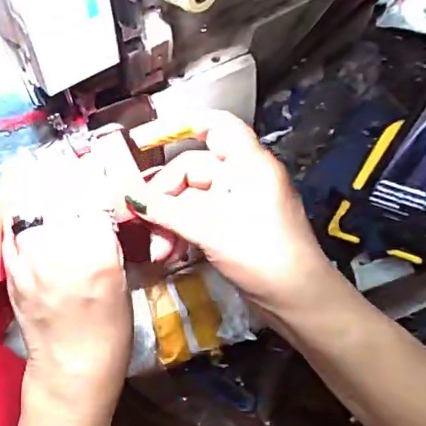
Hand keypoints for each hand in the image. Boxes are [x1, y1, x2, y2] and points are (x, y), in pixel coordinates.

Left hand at [0, 161, 132, 422]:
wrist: (71, 370)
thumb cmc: (108, 333)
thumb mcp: (120, 281)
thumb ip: (104, 241)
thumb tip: (94, 209)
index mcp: (95, 258)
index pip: (89, 202)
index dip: (87, 180)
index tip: (86, 167)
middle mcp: (58, 256)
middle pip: (53, 200)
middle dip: (55, 176)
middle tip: (56, 160)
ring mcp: (28, 265)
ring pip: (24, 212)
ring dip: (28, 187)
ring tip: (31, 168)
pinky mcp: (10, 275)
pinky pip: (7, 233)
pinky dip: (11, 213)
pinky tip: (15, 199)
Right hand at [128, 110, 342, 327]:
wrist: (297, 299)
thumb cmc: (263, 254)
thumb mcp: (208, 228)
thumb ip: (164, 210)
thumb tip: (128, 196)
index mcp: (246, 164)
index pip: (213, 126)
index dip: (176, 127)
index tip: (141, 141)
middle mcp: (241, 178)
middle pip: (189, 171)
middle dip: (161, 199)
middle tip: (140, 223)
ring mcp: (236, 203)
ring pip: (187, 200)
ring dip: (166, 223)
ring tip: (158, 251)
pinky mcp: (231, 227)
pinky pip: (195, 220)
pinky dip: (178, 234)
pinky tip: (168, 254)